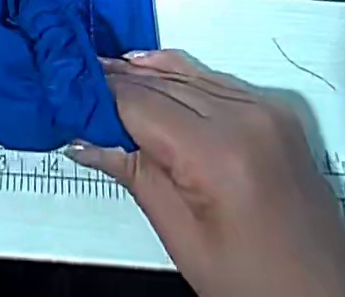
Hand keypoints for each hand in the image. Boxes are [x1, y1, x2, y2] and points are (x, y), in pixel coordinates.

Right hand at [67, 51, 344, 296]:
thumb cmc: (258, 287)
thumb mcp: (182, 238)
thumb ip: (132, 173)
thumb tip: (84, 138)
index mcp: (220, 154)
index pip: (139, 103)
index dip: (100, 95)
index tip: (70, 93)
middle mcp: (246, 118)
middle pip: (160, 81)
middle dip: (116, 80)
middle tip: (78, 79)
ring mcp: (265, 109)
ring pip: (184, 70)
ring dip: (143, 71)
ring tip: (103, 70)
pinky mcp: (274, 109)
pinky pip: (212, 77)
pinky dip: (177, 74)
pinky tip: (149, 72)